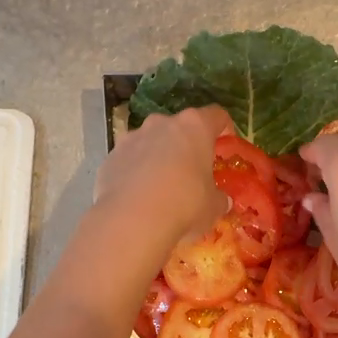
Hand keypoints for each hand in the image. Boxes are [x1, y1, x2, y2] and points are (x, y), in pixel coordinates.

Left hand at [94, 106, 233, 255]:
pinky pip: (130, 161)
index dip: (224, 128)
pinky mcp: (111, 156)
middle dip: (187, 146)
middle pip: (180, 127)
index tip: (226, 143)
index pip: (216, 116)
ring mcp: (132, 137)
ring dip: (160, 157)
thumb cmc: (184, 206)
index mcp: (194, 128)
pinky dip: (137, 173)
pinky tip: (140, 197)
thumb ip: (218, 199)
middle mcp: (162, 123)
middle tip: (193, 172)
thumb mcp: (212, 208)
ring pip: (152, 142)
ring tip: (163, 187)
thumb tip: (221, 200)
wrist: (132, 221)